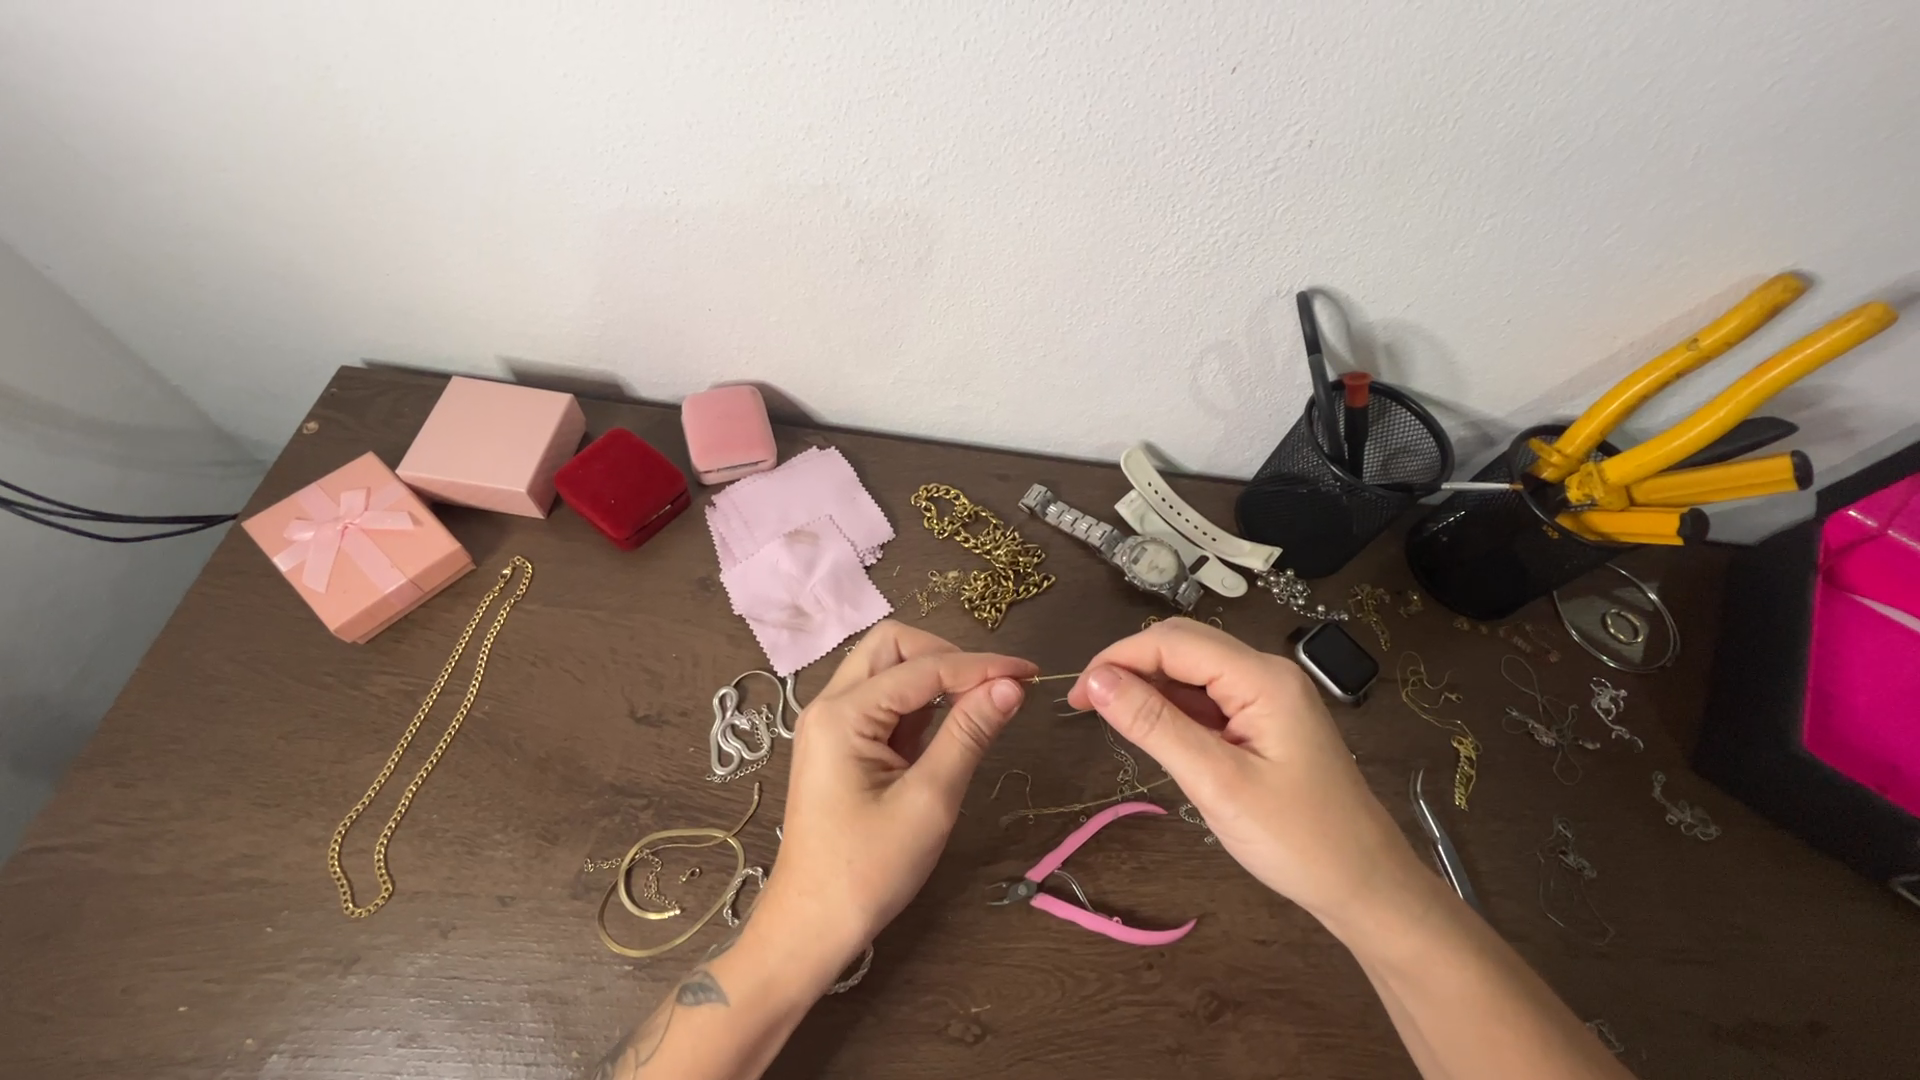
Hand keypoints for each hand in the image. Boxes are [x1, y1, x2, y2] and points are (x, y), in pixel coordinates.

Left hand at [751, 621, 1036, 983]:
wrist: (810, 927)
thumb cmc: (868, 871)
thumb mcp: (929, 802)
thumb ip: (969, 734)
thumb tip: (1011, 686)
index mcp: (843, 715)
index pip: (923, 667)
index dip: (981, 666)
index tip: (1030, 673)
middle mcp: (829, 704)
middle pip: (892, 646)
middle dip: (946, 656)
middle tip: (991, 689)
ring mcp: (831, 722)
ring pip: (887, 668)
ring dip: (933, 678)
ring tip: (977, 710)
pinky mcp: (839, 742)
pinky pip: (883, 701)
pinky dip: (919, 703)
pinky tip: (946, 729)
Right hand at [1065, 619, 1418, 924]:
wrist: (1366, 886)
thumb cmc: (1296, 840)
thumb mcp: (1216, 783)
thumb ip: (1154, 725)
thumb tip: (1097, 681)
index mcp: (1262, 678)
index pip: (1173, 642)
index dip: (1118, 658)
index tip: (1077, 696)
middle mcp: (1265, 673)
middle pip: (1182, 646)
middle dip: (1129, 667)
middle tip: (1087, 707)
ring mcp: (1266, 695)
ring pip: (1191, 670)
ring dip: (1149, 687)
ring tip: (1113, 721)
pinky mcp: (1263, 719)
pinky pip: (1207, 698)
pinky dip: (1172, 708)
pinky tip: (1153, 731)